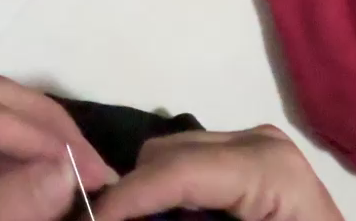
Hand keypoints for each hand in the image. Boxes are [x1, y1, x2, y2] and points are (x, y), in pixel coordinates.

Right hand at [94, 126, 343, 220]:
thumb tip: (109, 218)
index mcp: (267, 167)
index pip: (178, 170)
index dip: (128, 196)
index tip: (88, 218)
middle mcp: (259, 142)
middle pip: (170, 155)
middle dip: (136, 194)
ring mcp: (257, 147)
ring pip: (175, 156)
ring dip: (153, 194)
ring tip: (136, 219)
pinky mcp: (251, 160)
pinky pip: (195, 166)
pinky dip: (176, 194)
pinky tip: (170, 218)